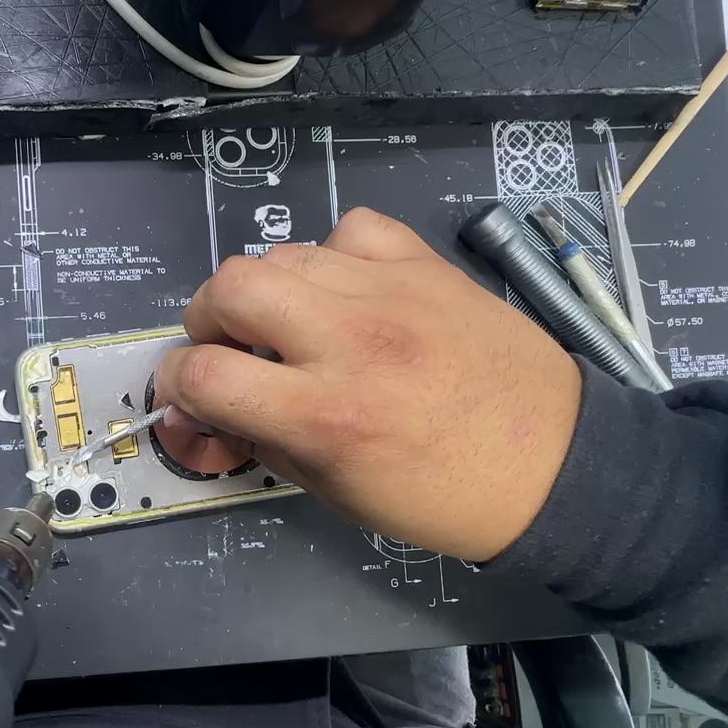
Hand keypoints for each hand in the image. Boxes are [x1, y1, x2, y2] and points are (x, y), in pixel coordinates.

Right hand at [153, 208, 581, 561]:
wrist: (555, 467)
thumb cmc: (434, 496)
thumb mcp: (331, 489)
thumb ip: (260, 440)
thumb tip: (207, 410)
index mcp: (324, 415)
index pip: (205, 374)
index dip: (172, 381)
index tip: (183, 392)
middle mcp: (349, 341)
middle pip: (232, 286)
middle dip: (206, 317)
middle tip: (226, 346)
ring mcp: (391, 293)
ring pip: (282, 253)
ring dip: (263, 292)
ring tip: (287, 323)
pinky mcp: (427, 266)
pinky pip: (350, 231)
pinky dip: (330, 257)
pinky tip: (344, 291)